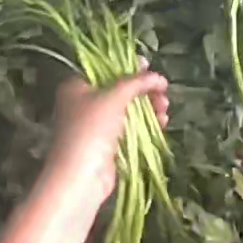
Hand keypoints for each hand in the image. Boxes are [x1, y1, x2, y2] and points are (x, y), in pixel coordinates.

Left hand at [40, 65, 168, 213]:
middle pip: (119, 88)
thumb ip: (136, 82)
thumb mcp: (113, 97)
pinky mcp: (107, 142)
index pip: (105, 67)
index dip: (128, 66)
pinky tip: (162, 122)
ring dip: (147, 106)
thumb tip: (158, 76)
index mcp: (77, 84)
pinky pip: (129, 126)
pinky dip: (145, 123)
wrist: (81, 176)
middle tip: (163, 91)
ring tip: (165, 108)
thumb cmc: (91, 128)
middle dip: (143, 89)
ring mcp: (95, 124)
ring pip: (126, 108)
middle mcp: (83, 101)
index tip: (149, 66)